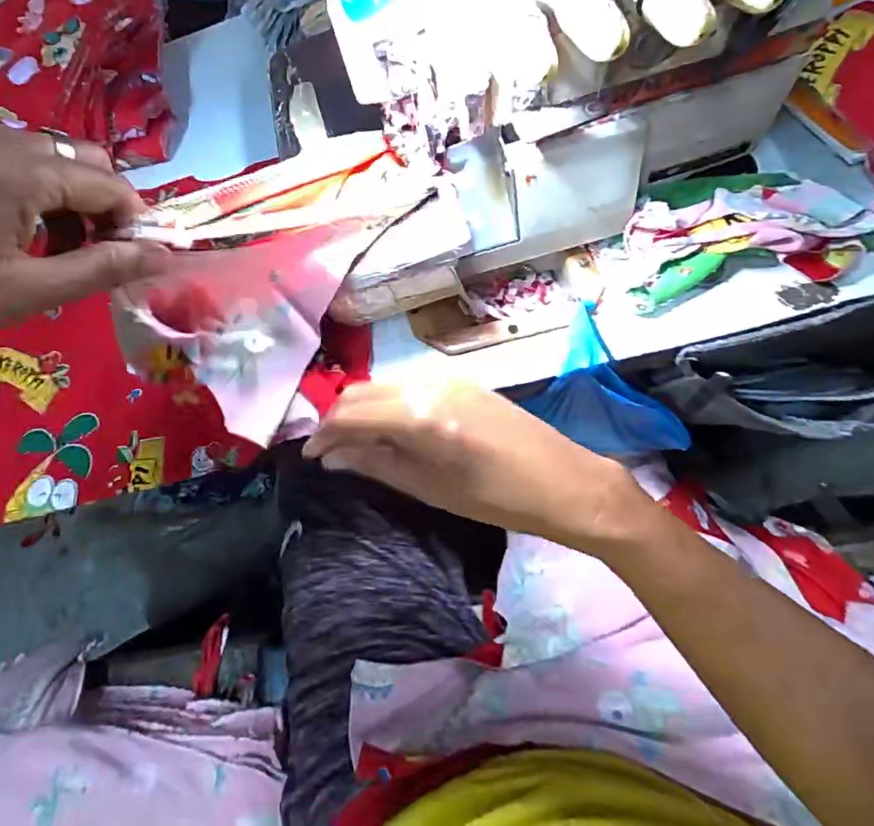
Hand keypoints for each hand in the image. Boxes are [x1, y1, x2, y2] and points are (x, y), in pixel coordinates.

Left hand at [0, 127, 168, 417]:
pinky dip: (10, 192)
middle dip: (96, 207)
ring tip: (37, 256)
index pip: (109, 182)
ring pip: (29, 158)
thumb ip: (101, 268)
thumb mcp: (22, 295)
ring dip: (54, 199)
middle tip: (86, 262)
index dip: (134, 221)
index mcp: (20, 167)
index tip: (136, 261)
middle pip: (72, 160)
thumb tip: (165, 254)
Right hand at [301, 379, 653, 546]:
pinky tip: (389, 426)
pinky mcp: (459, 378)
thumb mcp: (431, 489)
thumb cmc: (498, 498)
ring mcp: (445, 376)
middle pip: (361, 392)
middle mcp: (427, 383)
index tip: (310, 456)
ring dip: (360, 408)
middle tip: (328, 450)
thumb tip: (332, 457)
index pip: (351, 414)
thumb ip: (376, 465)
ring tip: (355, 442)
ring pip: (382, 384)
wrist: (564, 481)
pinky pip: (406, 384)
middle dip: (337, 419)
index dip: (324, 434)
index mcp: (420, 415)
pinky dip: (386, 402)